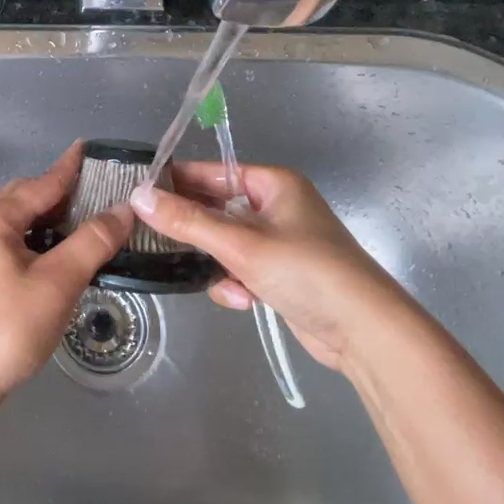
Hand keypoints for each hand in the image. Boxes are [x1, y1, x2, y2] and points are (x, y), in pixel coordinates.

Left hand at [0, 142, 133, 408]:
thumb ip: (93, 241)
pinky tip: (53, 253)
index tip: (88, 148)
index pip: (41, 183)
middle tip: (95, 191)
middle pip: (25, 197)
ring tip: (81, 220)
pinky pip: (9, 240)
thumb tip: (125, 209)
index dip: (69, 167)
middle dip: (58, 191)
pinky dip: (34, 237)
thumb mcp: (59, 281)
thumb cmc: (11, 325)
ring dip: (47, 216)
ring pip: (16, 220)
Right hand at [129, 161, 414, 370]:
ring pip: (225, 243)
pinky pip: (241, 268)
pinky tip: (243, 300)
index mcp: (274, 184)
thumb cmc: (305, 271)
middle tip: (158, 239)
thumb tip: (139, 196)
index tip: (140, 195)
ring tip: (222, 280)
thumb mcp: (240, 244)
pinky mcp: (282, 275)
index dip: (178, 181)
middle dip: (197, 230)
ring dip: (218, 263)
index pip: (212, 172)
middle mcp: (277, 206)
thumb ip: (187, 221)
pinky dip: (236, 283)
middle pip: (217, 208)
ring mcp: (281, 242)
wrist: (364, 331)